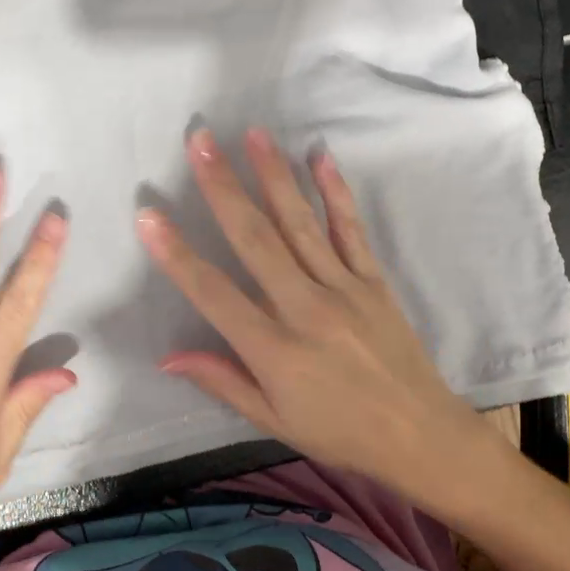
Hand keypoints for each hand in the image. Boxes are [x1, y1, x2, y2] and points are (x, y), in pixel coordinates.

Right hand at [136, 127, 486, 488]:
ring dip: (273, 175)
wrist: (421, 436)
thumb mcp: (272, 420)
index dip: (177, 256)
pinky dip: (335, 192)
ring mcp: (344, 289)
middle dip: (223, 188)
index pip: (214, 294)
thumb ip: (221, 381)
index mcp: (274, 350)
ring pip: (301, 223)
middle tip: (199, 142)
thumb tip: (167, 356)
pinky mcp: (374, 281)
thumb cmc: (339, 434)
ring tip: (251, 134)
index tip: (148, 216)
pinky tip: (319, 157)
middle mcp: (306, 309)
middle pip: (256, 240)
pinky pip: (350, 230)